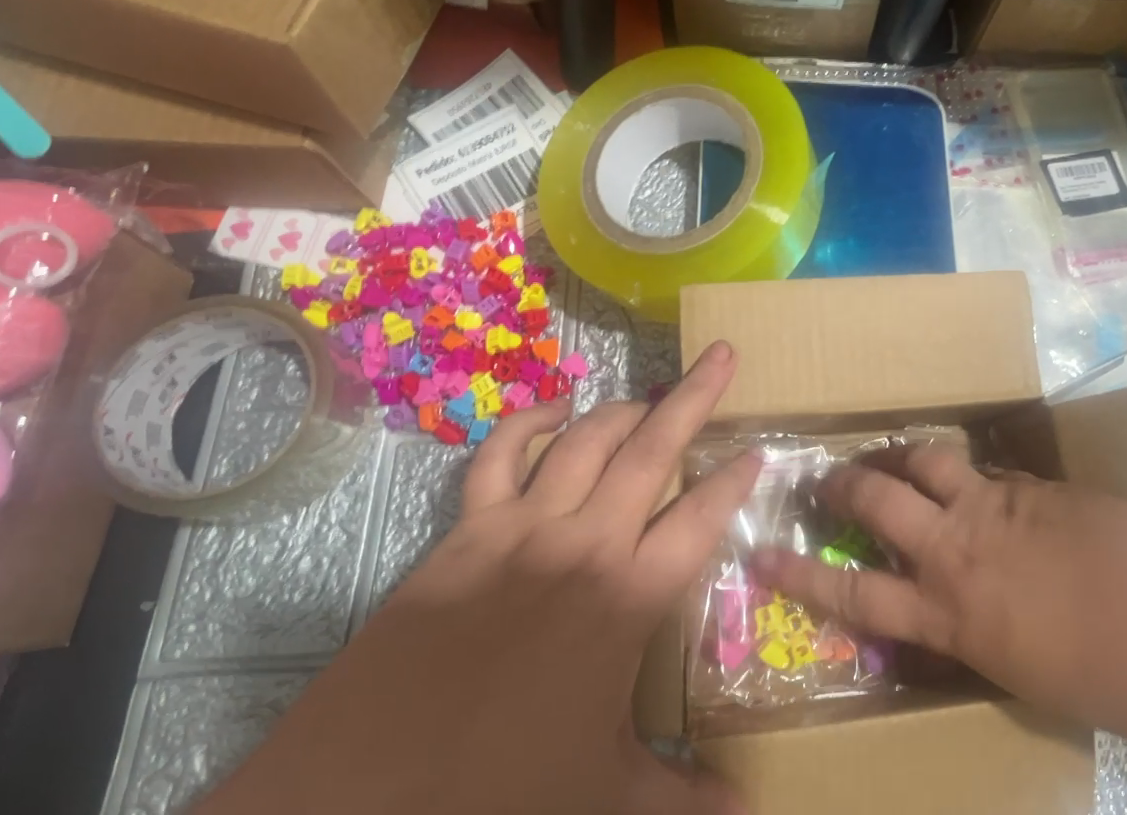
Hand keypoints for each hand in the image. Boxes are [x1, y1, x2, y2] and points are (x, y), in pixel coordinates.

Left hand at [199, 342, 757, 814]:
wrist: (367, 789)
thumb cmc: (499, 791)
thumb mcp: (608, 796)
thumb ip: (687, 798)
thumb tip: (754, 811)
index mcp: (631, 598)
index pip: (703, 518)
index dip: (736, 480)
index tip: (758, 451)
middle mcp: (585, 544)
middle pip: (654, 450)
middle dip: (695, 398)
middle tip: (722, 356)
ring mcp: (522, 529)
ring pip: (586, 440)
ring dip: (625, 408)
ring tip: (653, 393)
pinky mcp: (465, 531)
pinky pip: (502, 456)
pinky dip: (531, 421)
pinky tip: (556, 406)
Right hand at [750, 443, 1126, 736]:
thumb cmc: (1108, 679)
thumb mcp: (1020, 671)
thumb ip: (975, 630)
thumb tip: (960, 607)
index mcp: (951, 616)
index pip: (853, 592)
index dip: (800, 574)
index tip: (760, 554)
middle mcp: (960, 551)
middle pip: (878, 500)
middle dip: (842, 484)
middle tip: (824, 480)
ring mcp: (998, 507)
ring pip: (928, 460)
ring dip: (900, 457)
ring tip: (891, 458)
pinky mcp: (1038, 485)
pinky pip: (988, 471)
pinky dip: (971, 475)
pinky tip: (982, 485)